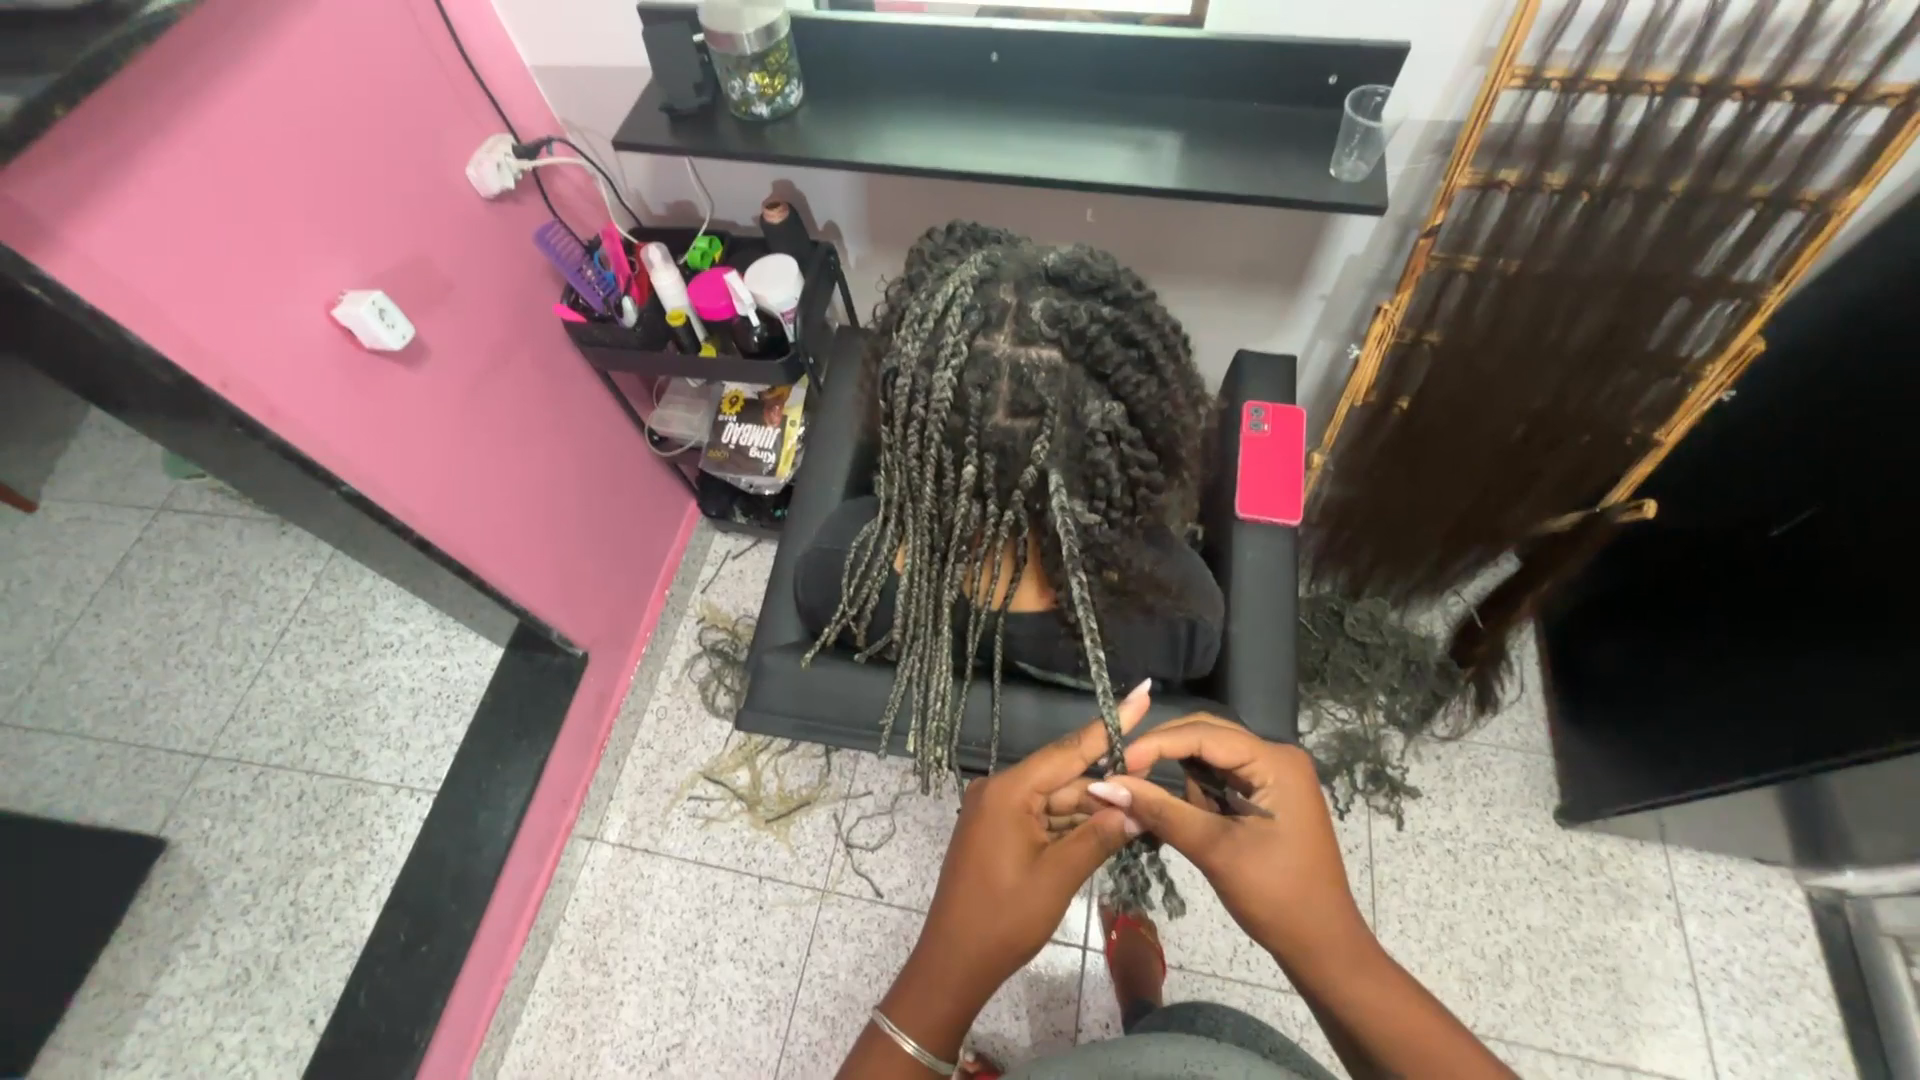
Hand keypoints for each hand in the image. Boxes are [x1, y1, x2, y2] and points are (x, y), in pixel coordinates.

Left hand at [854, 689, 1148, 1076]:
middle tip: (1155, 780)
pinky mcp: (998, 831)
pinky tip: (1107, 828)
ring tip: (1141, 807)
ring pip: (1056, 800)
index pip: (1069, 749)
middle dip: (1108, 783)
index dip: (1110, 724)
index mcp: (1009, 790)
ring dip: (1093, 808)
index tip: (1141, 693)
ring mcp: (996, 811)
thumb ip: (1099, 836)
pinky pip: (1042, 817)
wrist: (954, 962)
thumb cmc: (1004, 918)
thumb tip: (1137, 808)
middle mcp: (999, 790)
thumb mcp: (1059, 876)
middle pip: (1064, 777)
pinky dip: (1071, 825)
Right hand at [1095, 714, 1369, 975]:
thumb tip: (1104, 785)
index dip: (1156, 744)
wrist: (1322, 946)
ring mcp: (1273, 775)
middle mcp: (1276, 757)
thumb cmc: (1276, 898)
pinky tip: (1185, 814)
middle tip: (1123, 775)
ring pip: (1209, 755)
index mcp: (1275, 762)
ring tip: (1156, 803)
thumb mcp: (1212, 850)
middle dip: (1164, 754)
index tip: (1116, 764)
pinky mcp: (1265, 795)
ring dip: (1180, 775)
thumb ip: (1159, 810)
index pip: (1204, 733)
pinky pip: (1219, 776)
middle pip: (1206, 735)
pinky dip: (1196, 791)